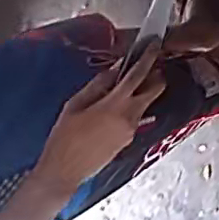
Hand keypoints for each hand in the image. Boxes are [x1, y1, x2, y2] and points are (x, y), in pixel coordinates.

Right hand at [30, 45, 166, 194]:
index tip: (154, 45)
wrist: (61, 175)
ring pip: (148, 101)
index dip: (149, 56)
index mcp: (115, 103)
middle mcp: (131, 112)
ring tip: (122, 95)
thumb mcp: (73, 108)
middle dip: (155, 76)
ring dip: (141, 94)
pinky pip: (137, 116)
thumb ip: (97, 85)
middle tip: (144, 72)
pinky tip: (113, 116)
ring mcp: (134, 126)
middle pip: (157, 86)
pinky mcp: (132, 137)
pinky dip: (131, 110)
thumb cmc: (62, 140)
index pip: (139, 73)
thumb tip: (116, 68)